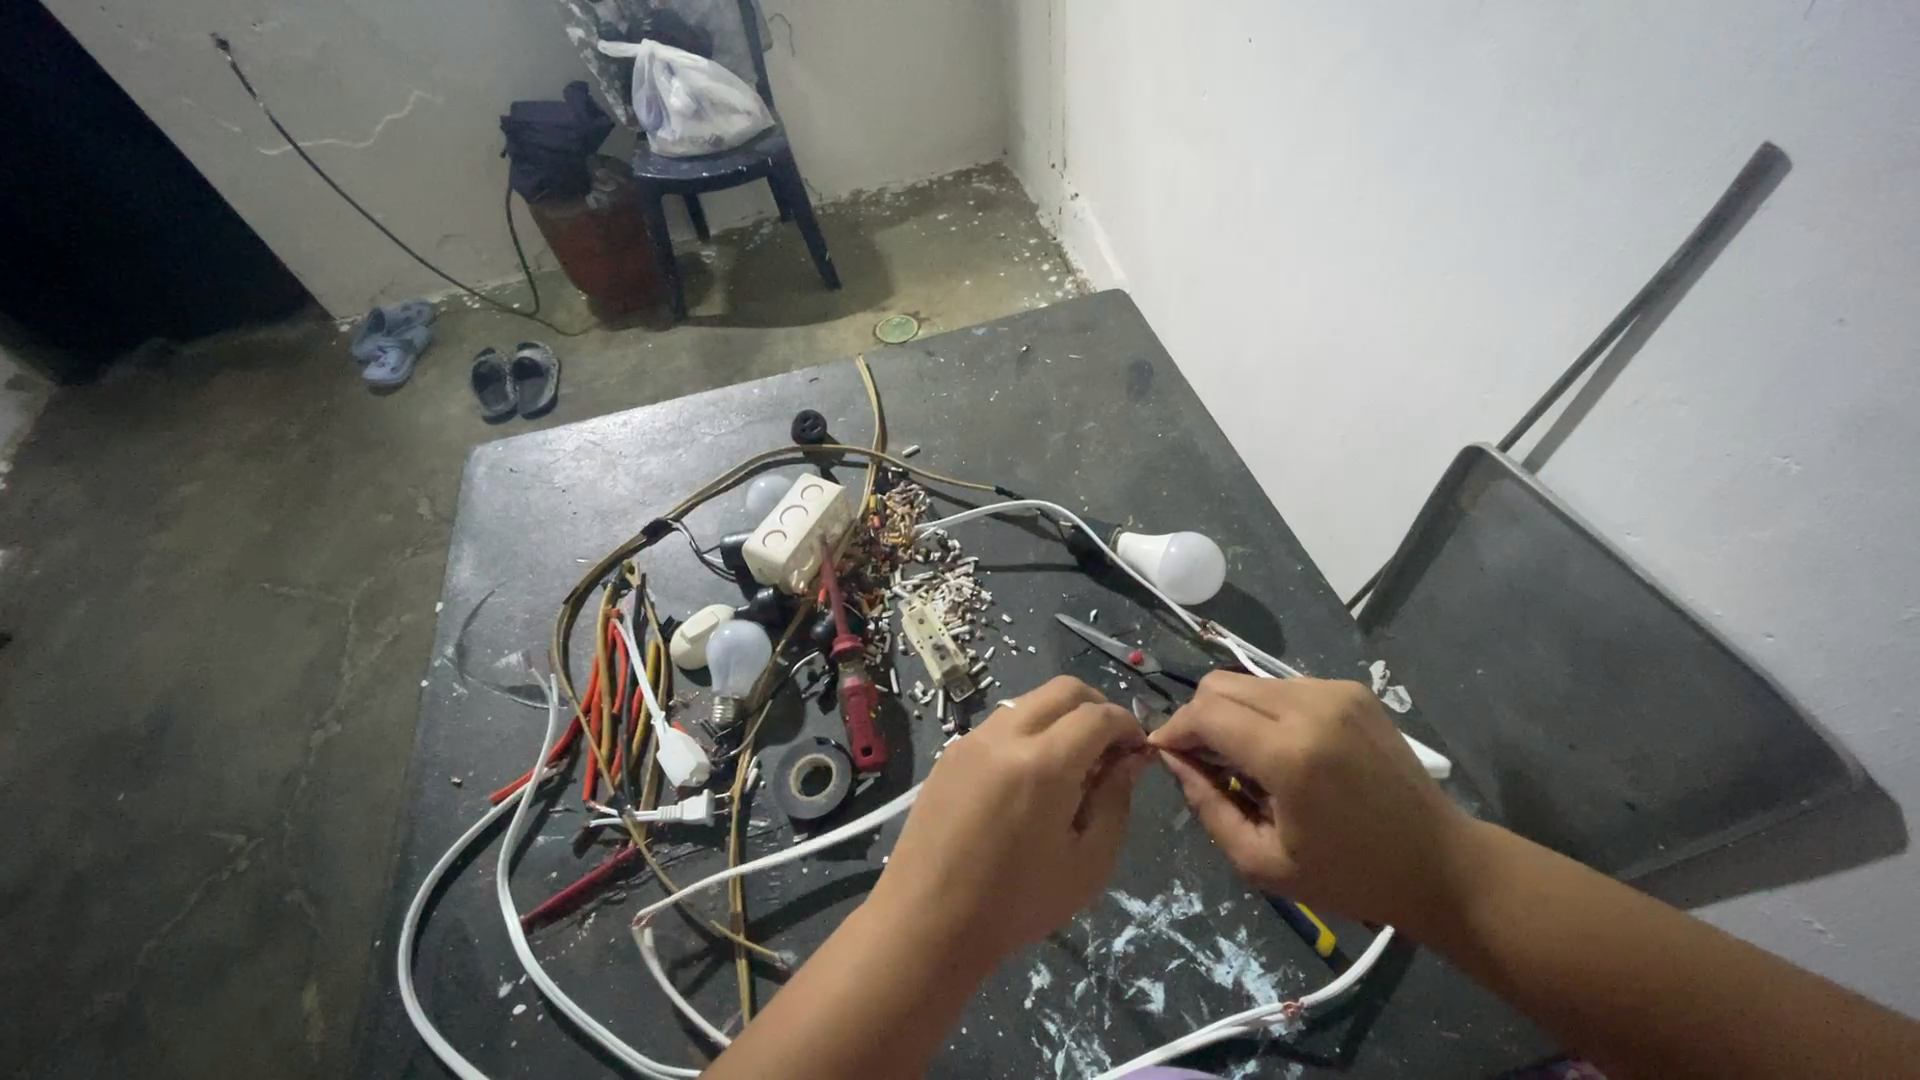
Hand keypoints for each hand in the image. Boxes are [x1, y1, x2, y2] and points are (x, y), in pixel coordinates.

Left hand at [867, 676, 1148, 965]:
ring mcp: (972, 739)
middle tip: (1110, 747)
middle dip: (1097, 707)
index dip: (1128, 725)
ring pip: (1029, 701)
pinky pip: (1001, 723)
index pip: (1098, 715)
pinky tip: (1031, 776)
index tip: (1138, 750)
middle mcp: (1005, 736)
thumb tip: (1129, 759)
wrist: (927, 921)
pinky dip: (1028, 731)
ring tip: (1072, 763)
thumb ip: (1115, 800)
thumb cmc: (1016, 904)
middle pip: (1063, 689)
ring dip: (1060, 716)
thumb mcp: (1087, 864)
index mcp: (1044, 763)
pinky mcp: (951, 752)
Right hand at [1148, 673, 1475, 932]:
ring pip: (1249, 681)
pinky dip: (1265, 710)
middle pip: (1220, 685)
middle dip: (1197, 718)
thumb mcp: (1262, 862)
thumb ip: (1207, 806)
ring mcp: (1335, 692)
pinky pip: (1283, 686)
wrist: (1441, 864)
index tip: (1165, 755)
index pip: (1204, 714)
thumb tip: (1173, 761)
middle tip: (1201, 759)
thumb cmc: (1349, 876)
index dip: (1174, 730)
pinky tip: (1281, 748)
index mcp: (1289, 754)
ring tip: (1244, 757)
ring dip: (1231, 712)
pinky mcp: (1352, 690)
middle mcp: (1311, 707)